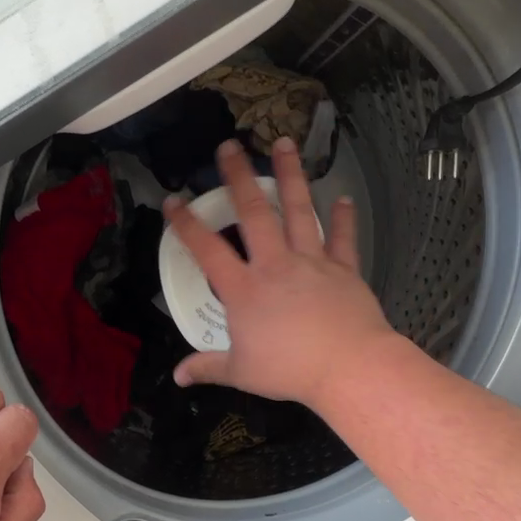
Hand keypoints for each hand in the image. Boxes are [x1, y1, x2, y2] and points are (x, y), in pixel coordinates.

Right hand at [164, 138, 407, 409]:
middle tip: (229, 147)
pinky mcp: (344, 269)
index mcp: (244, 291)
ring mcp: (312, 263)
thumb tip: (178, 377)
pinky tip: (343, 199)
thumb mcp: (240, 373)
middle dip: (239, 177)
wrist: (347, 366)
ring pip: (299, 210)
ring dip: (290, 176)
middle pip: (254, 214)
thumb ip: (207, 368)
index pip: (207, 251)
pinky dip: (343, 218)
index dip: (186, 225)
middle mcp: (275, 266)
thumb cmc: (289, 371)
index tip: (173, 201)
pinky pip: (343, 239)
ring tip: (284, 144)